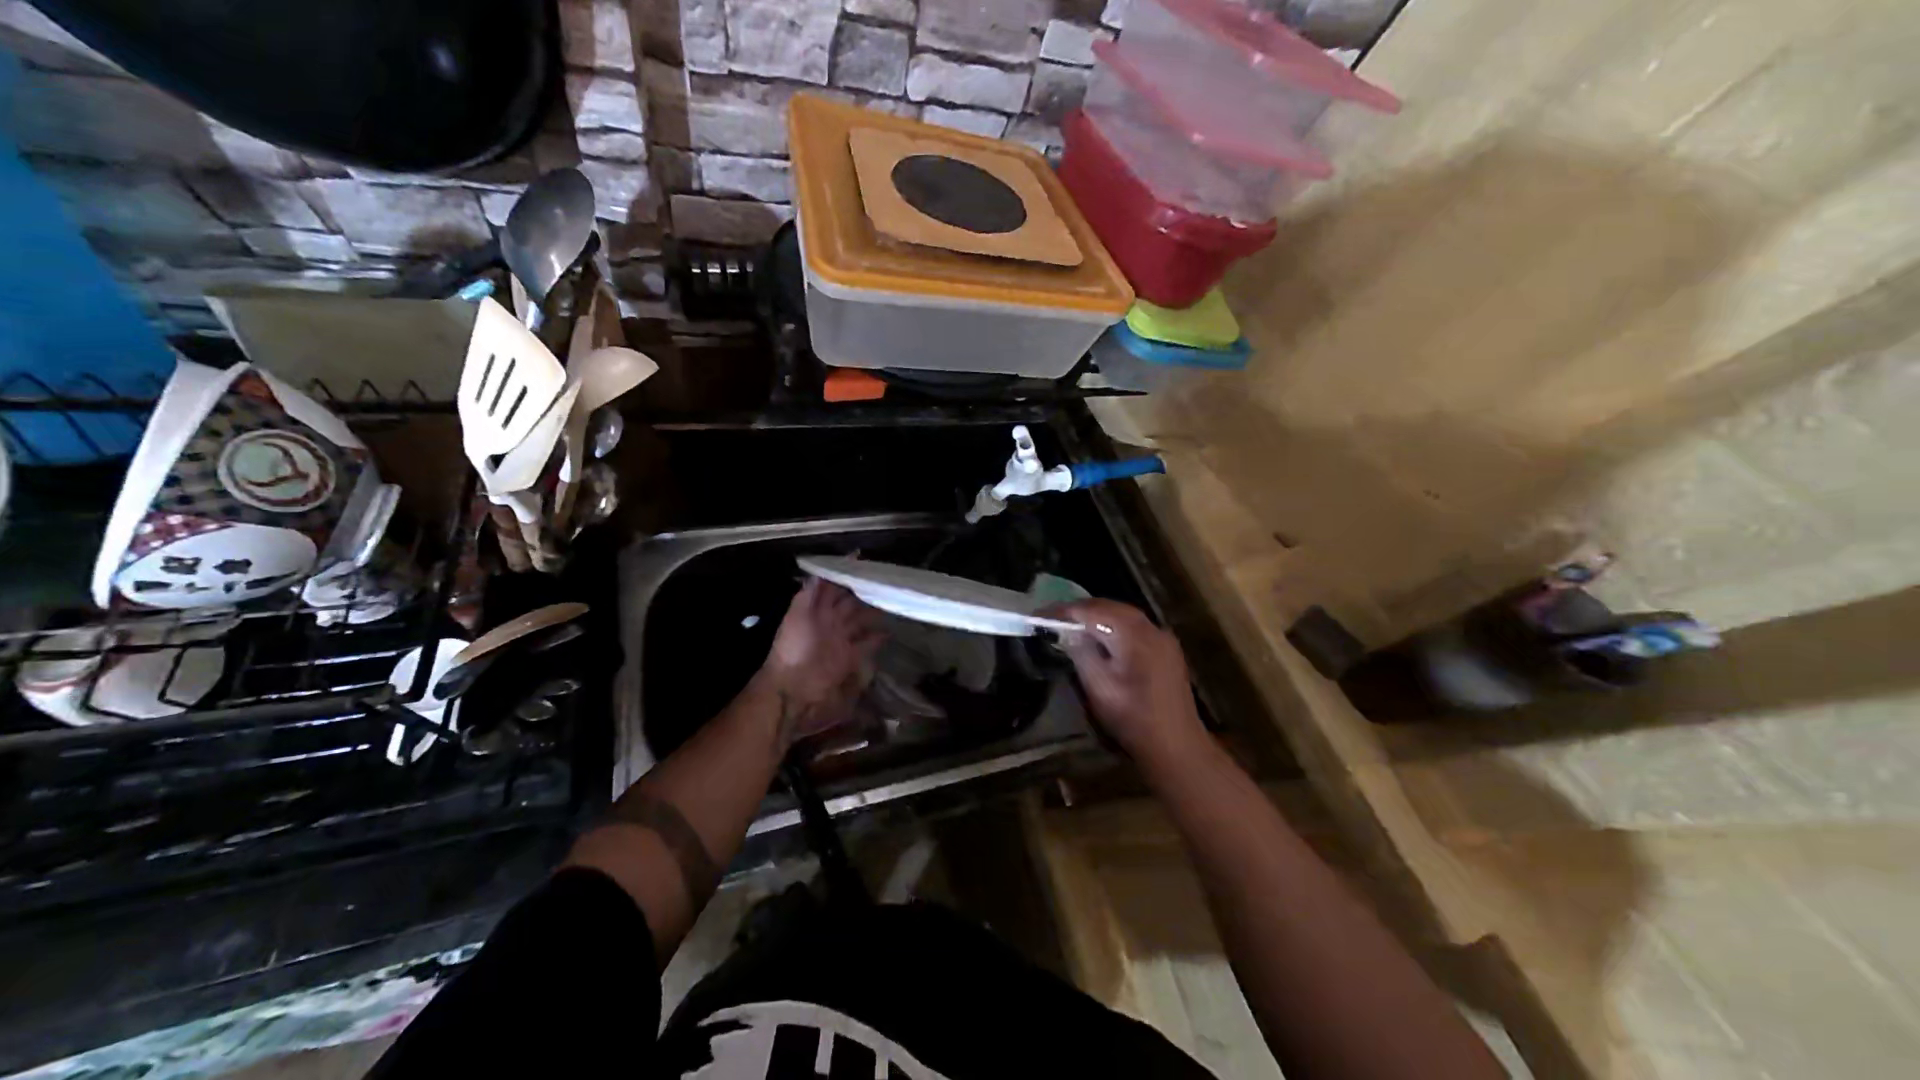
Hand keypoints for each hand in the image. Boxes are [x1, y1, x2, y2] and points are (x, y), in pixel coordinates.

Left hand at [762, 578, 882, 745]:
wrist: (792, 689)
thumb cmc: (792, 650)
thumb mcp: (796, 617)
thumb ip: (809, 595)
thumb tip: (820, 571)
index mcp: (815, 610)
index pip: (831, 587)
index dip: (842, 574)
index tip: (860, 559)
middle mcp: (829, 622)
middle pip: (848, 603)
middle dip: (862, 591)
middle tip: (882, 580)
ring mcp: (840, 640)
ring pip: (859, 621)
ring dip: (873, 613)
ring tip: (890, 602)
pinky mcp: (850, 658)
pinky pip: (866, 645)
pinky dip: (877, 638)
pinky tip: (889, 631)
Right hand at [1053, 599, 1205, 764]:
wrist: (1176, 746)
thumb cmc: (1132, 718)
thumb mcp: (1098, 687)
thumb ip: (1080, 652)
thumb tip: (1065, 630)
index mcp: (1134, 635)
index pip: (1092, 611)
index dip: (1064, 611)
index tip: (1039, 615)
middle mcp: (1152, 628)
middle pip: (1110, 607)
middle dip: (1080, 610)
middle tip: (1053, 617)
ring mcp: (1163, 638)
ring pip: (1124, 616)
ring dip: (1097, 617)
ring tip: (1072, 625)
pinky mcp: (1167, 651)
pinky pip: (1136, 628)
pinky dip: (1114, 627)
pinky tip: (1101, 640)